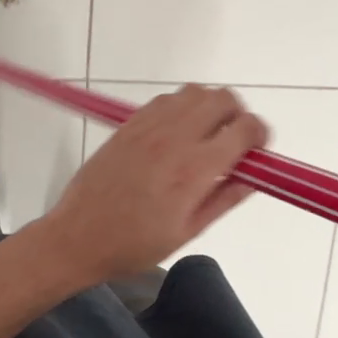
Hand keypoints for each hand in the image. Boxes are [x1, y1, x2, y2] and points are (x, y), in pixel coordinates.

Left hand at [33, 85, 268, 285]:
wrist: (77, 238)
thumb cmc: (133, 246)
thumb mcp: (187, 232)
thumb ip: (223, 199)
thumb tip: (253, 177)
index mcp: (194, 170)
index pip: (245, 128)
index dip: (260, 136)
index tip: (256, 152)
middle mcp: (174, 139)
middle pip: (223, 98)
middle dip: (238, 115)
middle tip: (232, 142)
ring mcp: (148, 128)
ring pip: (194, 92)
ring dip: (209, 107)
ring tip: (204, 137)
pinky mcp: (128, 125)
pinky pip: (165, 100)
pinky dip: (180, 108)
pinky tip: (175, 135)